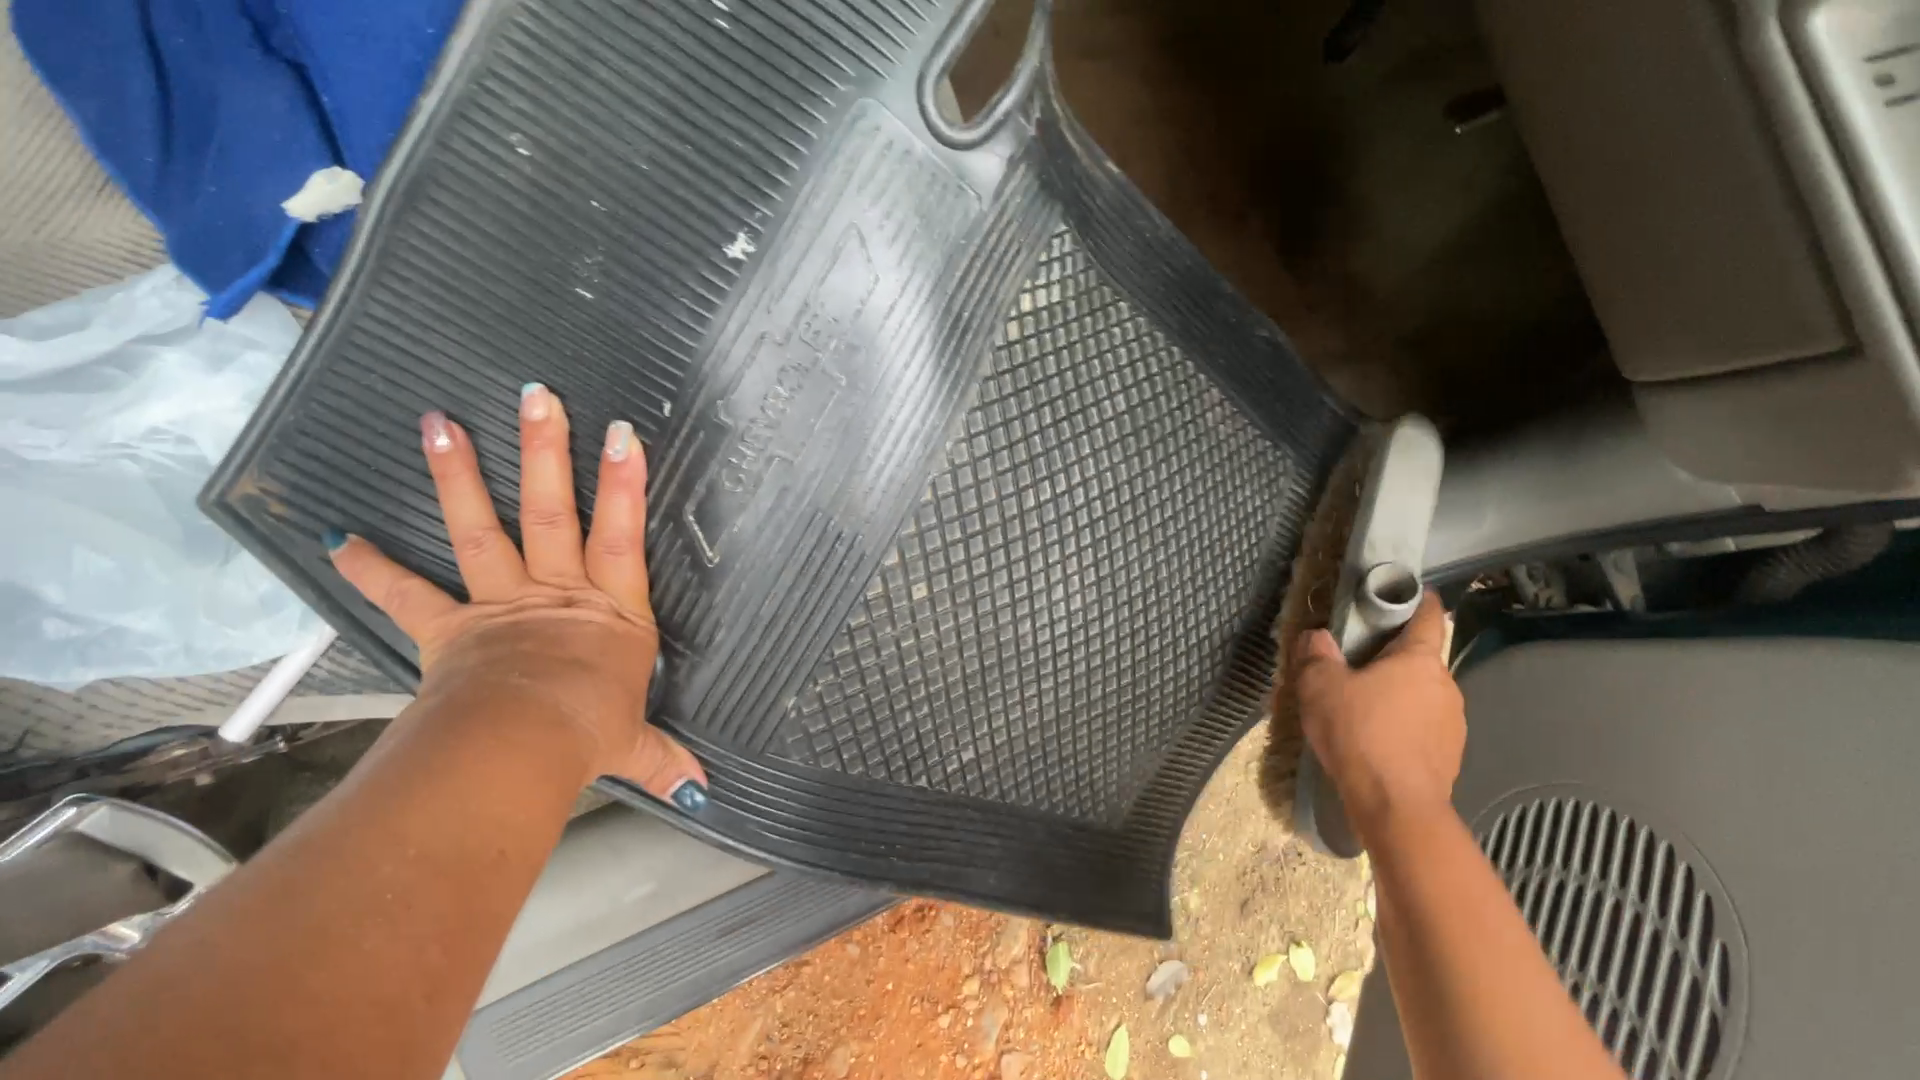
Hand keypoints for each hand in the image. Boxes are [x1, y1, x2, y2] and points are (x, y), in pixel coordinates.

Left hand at [323, 383, 707, 809]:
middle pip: (554, 513)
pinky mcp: (450, 627)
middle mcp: (559, 594)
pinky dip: (373, 568)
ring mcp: (501, 604)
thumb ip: (664, 757)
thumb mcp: (635, 743)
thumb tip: (700, 790)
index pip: (623, 535)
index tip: (622, 432)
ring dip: (460, 477)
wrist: (518, 751)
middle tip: (536, 396)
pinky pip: (408, 593)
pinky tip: (339, 537)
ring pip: (483, 530)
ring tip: (439, 423)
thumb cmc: (586, 735)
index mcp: (612, 612)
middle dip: (547, 453)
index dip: (624, 484)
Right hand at [1294, 592, 1462, 843]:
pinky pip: (1422, 728)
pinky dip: (1401, 727)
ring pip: (1420, 695)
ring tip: (1360, 711)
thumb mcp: (1320, 688)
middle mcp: (1445, 685)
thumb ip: (1315, 655)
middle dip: (1389, 659)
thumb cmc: (1360, 735)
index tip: (1403, 592)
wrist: (1396, 807)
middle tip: (1353, 666)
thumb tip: (1317, 637)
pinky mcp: (1450, 755)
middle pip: (1418, 659)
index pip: (1427, 615)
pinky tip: (1374, 742)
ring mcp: (1453, 723)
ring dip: (1395, 696)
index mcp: (1419, 660)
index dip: (1416, 599)